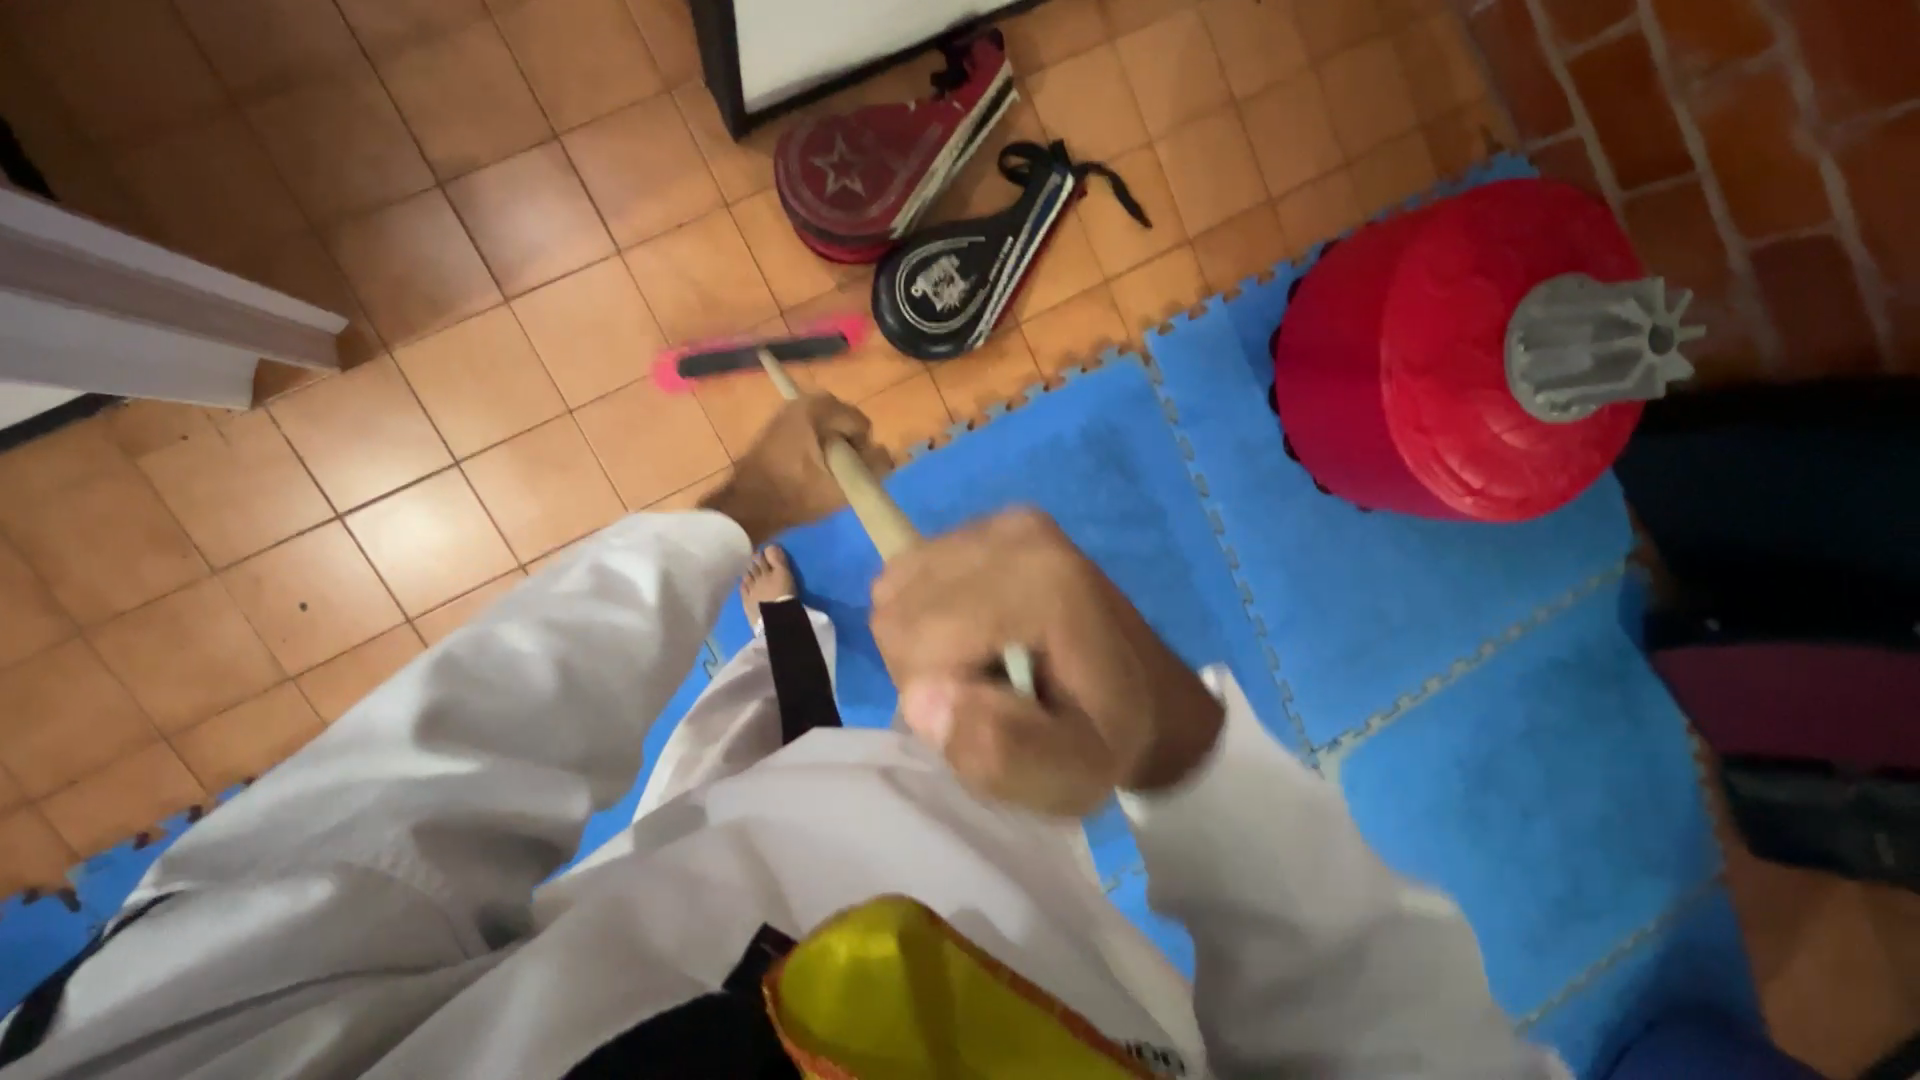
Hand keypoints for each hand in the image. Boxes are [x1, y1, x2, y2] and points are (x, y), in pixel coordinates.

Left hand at [701, 393, 890, 545]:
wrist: (748, 506)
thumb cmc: (796, 496)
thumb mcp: (844, 487)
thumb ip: (876, 466)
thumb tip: (886, 454)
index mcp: (818, 409)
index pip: (861, 424)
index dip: (862, 450)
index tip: (849, 472)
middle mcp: (802, 401)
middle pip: (845, 421)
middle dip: (848, 445)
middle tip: (838, 472)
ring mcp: (786, 411)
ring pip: (828, 426)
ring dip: (833, 446)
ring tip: (823, 472)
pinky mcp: (777, 425)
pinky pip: (811, 429)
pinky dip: (816, 445)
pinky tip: (807, 469)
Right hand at [870, 509, 1224, 816]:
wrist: (1145, 691)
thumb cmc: (1108, 737)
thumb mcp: (1073, 775)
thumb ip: (1005, 751)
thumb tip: (925, 699)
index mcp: (1043, 584)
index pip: (918, 638)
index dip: (935, 694)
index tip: (989, 715)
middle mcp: (1017, 533)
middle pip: (899, 610)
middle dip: (923, 668)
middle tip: (984, 696)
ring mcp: (1000, 522)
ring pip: (895, 590)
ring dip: (920, 646)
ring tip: (981, 669)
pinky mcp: (987, 525)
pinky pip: (908, 574)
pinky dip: (923, 617)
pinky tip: (971, 639)